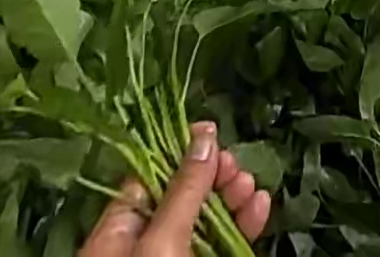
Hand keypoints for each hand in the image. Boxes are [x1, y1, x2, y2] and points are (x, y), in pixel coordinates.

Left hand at [81, 121, 273, 256]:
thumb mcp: (162, 242)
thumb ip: (185, 189)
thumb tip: (205, 134)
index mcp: (119, 230)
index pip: (152, 174)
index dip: (184, 152)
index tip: (216, 135)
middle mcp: (144, 246)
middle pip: (184, 196)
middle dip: (215, 176)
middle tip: (239, 169)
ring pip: (207, 222)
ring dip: (234, 200)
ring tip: (254, 189)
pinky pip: (221, 249)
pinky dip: (241, 228)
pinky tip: (260, 210)